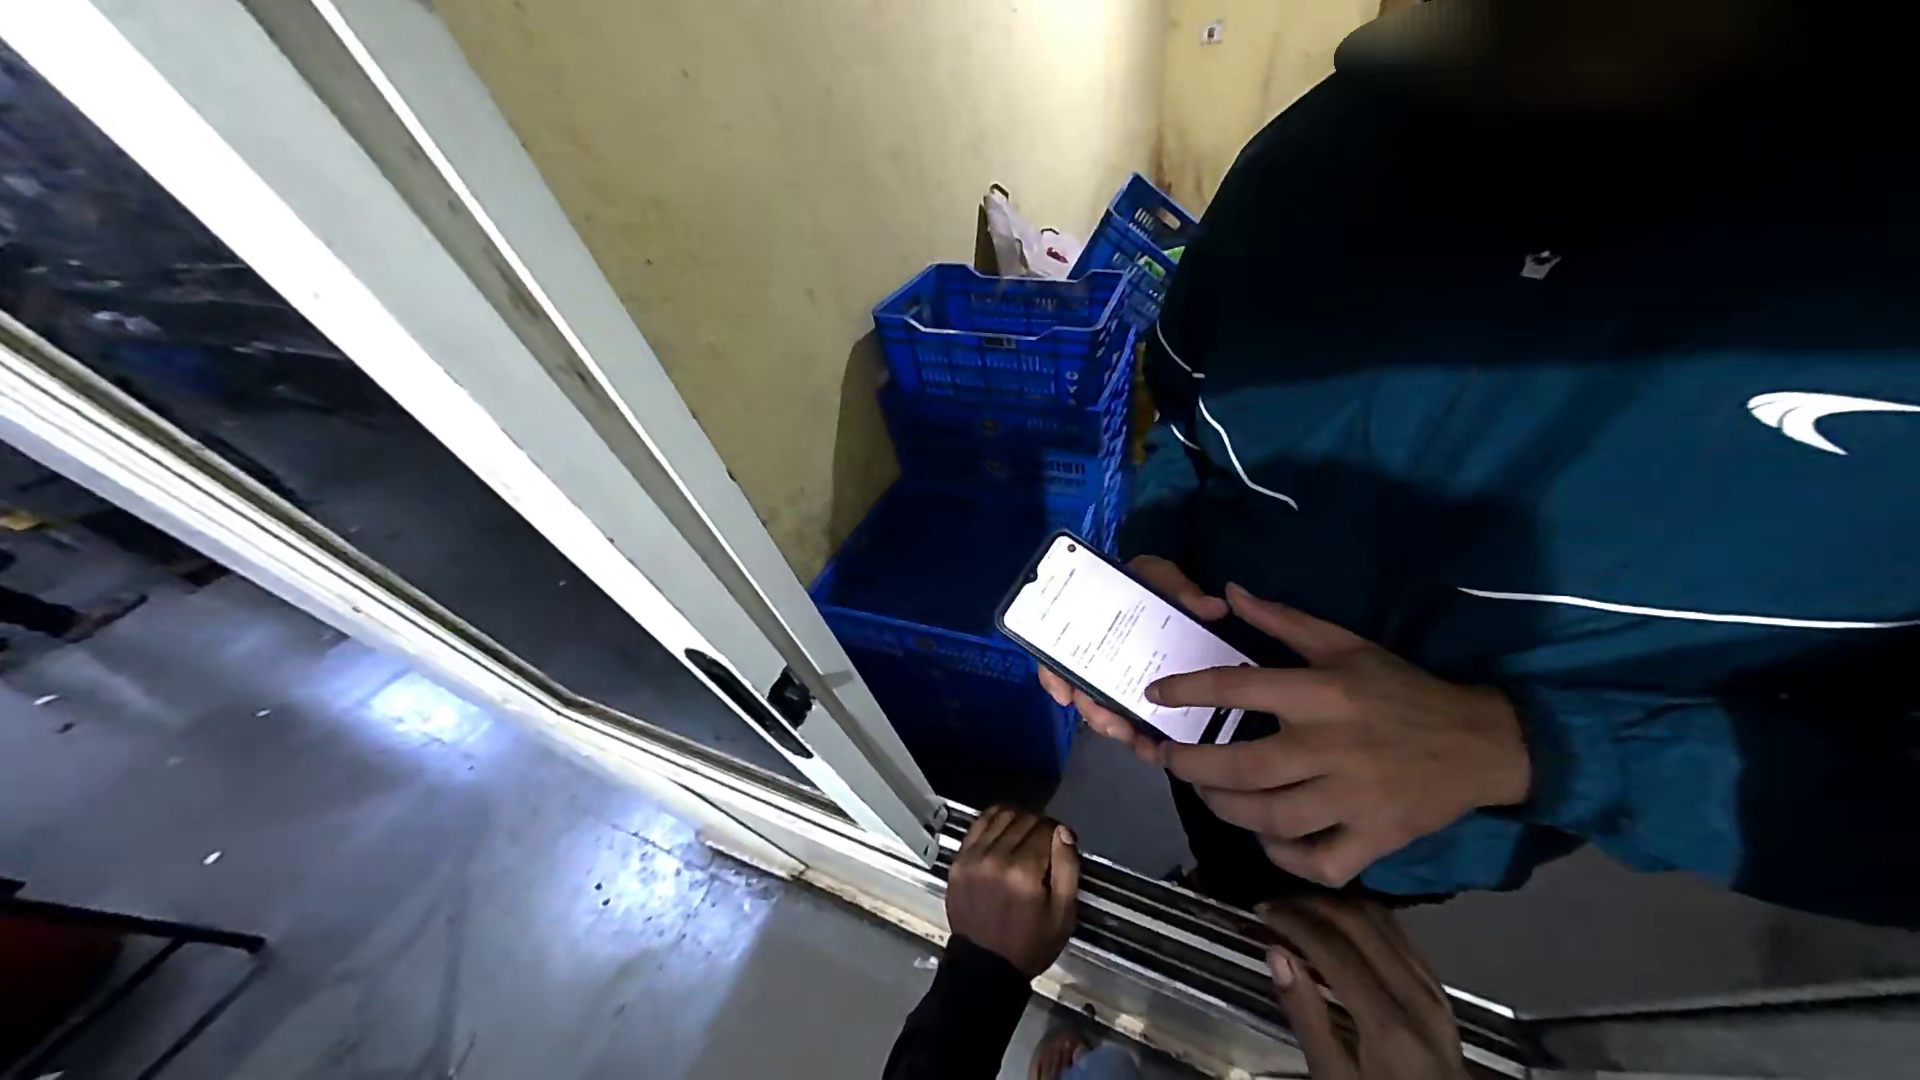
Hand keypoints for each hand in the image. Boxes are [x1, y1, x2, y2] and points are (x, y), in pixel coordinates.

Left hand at [947, 806, 1081, 976]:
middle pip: (1024, 819)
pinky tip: (1004, 829)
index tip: (1061, 841)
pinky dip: (995, 819)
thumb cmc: (1030, 943)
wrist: (984, 966)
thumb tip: (1063, 831)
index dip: (1058, 831)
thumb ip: (1068, 868)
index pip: (1046, 829)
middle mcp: (997, 857)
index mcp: (1025, 873)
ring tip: (1024, 833)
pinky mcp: (959, 859)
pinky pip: (979, 824)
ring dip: (1018, 819)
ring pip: (1002, 815)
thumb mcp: (1063, 915)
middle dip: (1039, 825)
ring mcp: (974, 857)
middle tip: (1044, 840)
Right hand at [1037, 555, 1228, 761]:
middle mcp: (1096, 655)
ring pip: (1104, 708)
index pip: (1058, 652)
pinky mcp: (1144, 693)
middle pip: (1081, 689)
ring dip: (1113, 726)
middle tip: (1112, 725)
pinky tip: (1147, 745)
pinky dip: (1136, 734)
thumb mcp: (1159, 577)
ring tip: (1133, 738)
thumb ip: (1178, 589)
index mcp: (1091, 626)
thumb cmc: (1151, 583)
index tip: (1065, 696)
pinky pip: (1132, 718)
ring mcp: (1118, 676)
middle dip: (1093, 712)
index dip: (1054, 676)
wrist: (1168, 592)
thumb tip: (1212, 608)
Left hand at [1149, 584, 1529, 886]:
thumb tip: (1229, 592)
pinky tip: (1264, 835)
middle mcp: (1333, 747)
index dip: (1187, 691)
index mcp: (1322, 694)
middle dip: (1192, 765)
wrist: (1484, 743)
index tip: (1154, 695)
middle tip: (1167, 757)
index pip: (1238, 687)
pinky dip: (1283, 856)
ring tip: (1203, 790)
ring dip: (1224, 808)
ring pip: (1273, 818)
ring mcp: (1357, 799)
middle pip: (1245, 767)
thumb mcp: (1344, 644)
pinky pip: (1320, 862)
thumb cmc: (1401, 688)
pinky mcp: (1380, 839)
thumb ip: (1282, 620)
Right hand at [1261, 896, 1467, 1079]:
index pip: (1333, 948)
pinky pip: (1397, 935)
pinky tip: (1337, 927)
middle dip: (1310, 905)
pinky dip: (1361, 919)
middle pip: (1358, 923)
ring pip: (1381, 920)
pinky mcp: (1440, 991)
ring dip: (1335, 906)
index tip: (1261, 910)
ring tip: (1301, 912)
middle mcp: (1418, 999)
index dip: (1293, 921)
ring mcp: (1435, 993)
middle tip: (1276, 905)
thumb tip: (1275, 953)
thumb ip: (1306, 1017)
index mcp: (1390, 1027)